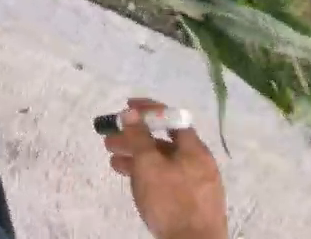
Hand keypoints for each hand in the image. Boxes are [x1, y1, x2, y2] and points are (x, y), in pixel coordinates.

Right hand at [103, 98, 226, 238]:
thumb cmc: (171, 201)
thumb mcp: (148, 164)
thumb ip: (138, 135)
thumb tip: (131, 111)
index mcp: (195, 150)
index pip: (172, 119)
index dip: (148, 110)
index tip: (126, 107)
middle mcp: (200, 164)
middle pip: (164, 141)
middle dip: (135, 137)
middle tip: (111, 139)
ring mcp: (197, 185)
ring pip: (163, 162)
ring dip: (137, 157)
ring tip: (114, 161)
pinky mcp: (192, 204)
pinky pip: (167, 179)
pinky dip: (148, 174)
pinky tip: (132, 178)